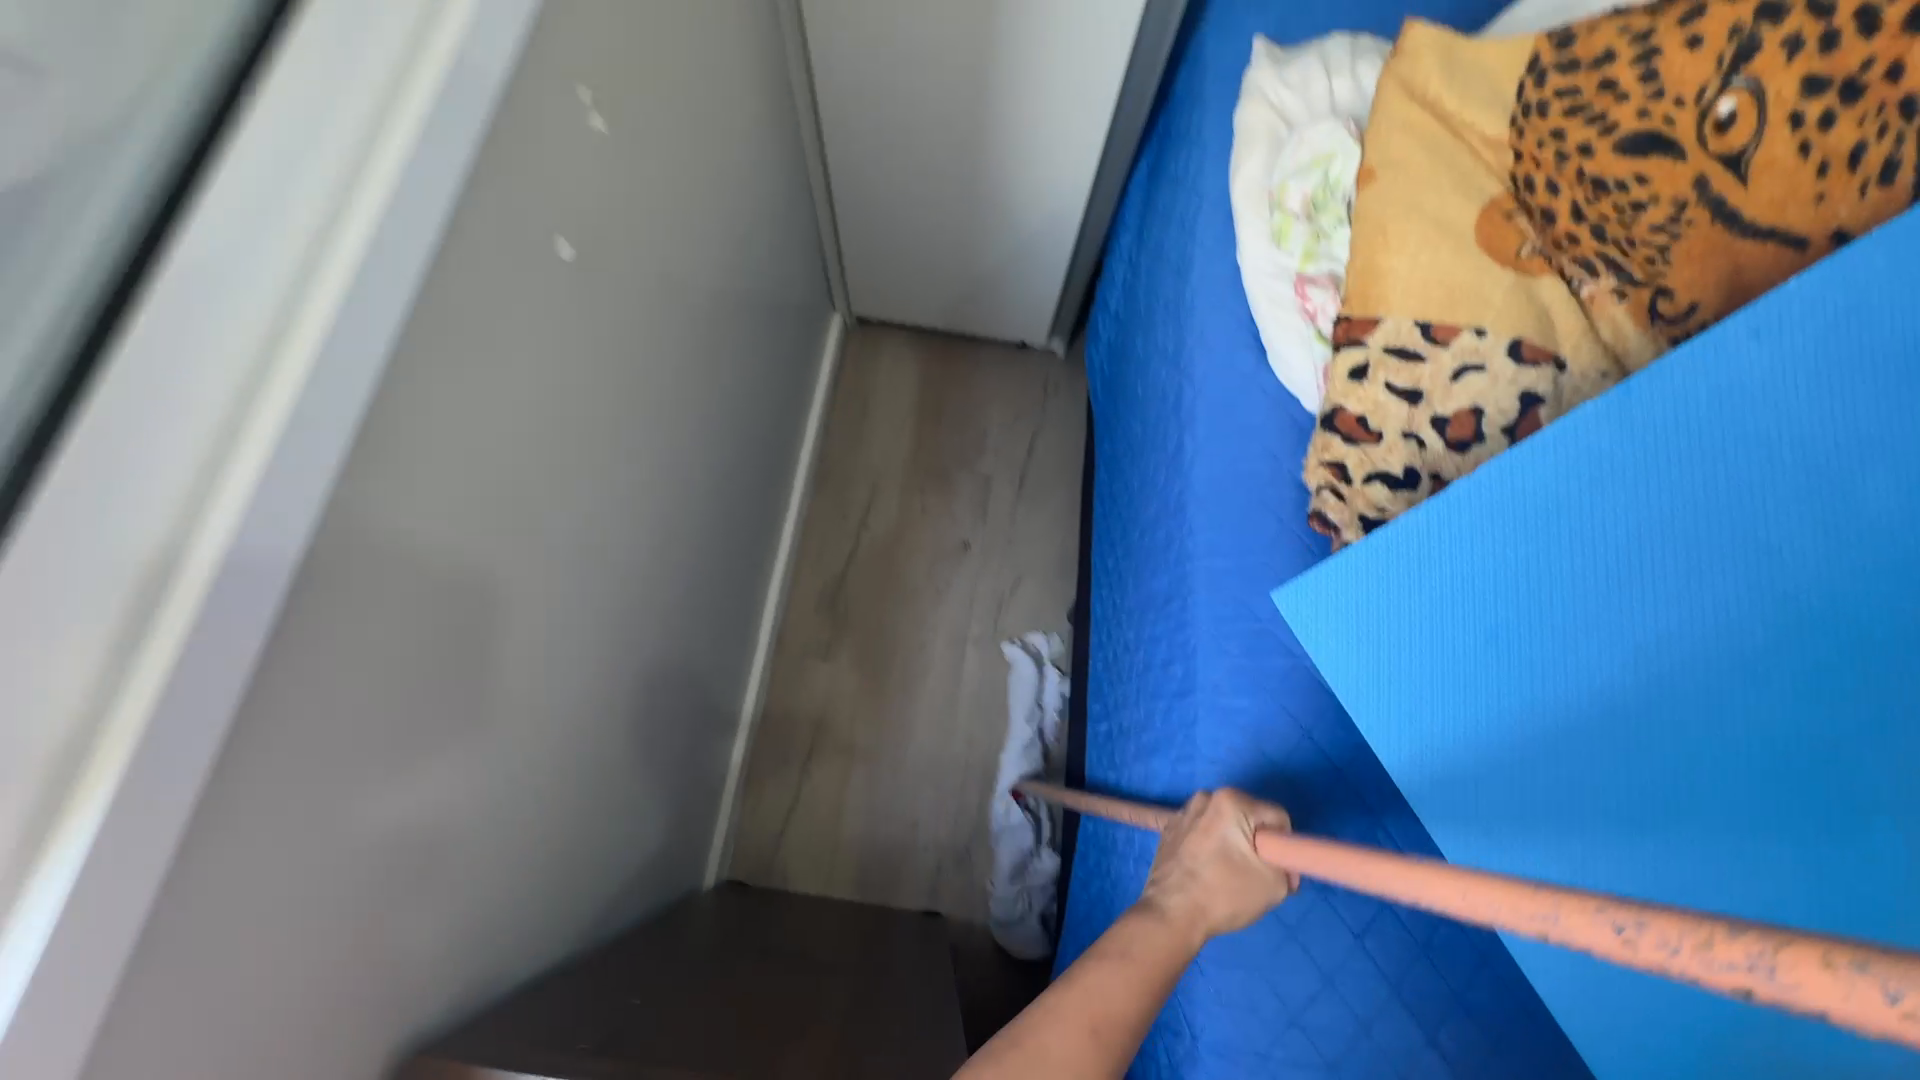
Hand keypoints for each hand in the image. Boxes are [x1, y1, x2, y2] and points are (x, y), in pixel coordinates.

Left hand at [1135, 789, 1297, 942]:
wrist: (1171, 913)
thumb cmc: (1225, 894)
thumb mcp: (1276, 884)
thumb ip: (1287, 866)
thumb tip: (1280, 865)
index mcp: (1231, 801)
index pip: (1277, 818)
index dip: (1286, 848)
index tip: (1282, 876)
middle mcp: (1205, 798)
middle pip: (1249, 818)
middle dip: (1258, 844)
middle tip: (1259, 876)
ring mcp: (1183, 812)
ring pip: (1224, 826)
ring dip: (1234, 845)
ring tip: (1231, 876)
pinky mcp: (1169, 829)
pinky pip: (1202, 833)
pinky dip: (1211, 847)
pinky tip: (1209, 871)